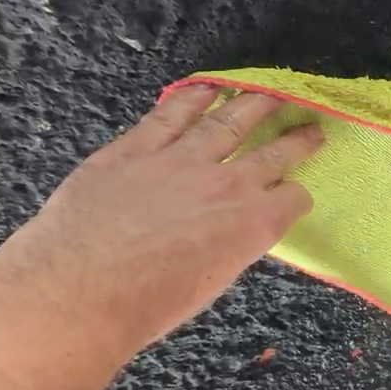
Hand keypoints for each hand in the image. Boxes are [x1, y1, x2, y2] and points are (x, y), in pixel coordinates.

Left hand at [0, 86, 325, 363]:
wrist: (79, 292)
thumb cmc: (154, 301)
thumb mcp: (219, 276)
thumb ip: (236, 239)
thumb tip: (233, 226)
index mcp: (258, 223)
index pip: (295, 197)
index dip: (296, 196)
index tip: (291, 196)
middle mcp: (230, 185)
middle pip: (276, 153)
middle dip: (298, 139)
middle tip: (311, 127)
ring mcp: (181, 162)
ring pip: (228, 122)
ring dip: (254, 104)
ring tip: (269, 94)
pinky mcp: (134, 150)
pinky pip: (170, 116)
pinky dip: (192, 99)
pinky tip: (207, 88)